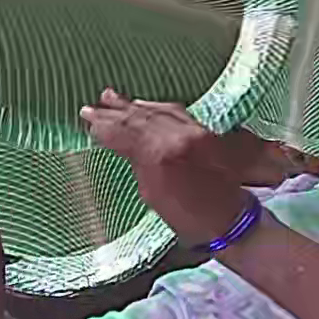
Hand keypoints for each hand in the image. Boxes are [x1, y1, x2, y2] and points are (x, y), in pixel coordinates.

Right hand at [80, 90, 256, 246]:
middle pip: (138, 117)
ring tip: (110, 98)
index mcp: (159, 155)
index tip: (87, 120)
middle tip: (90, 108)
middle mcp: (176, 136)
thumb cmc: (187, 217)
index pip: (123, 132)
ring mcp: (192, 130)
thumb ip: (136, 161)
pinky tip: (142, 104)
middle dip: (112, 112)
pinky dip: (154, 106)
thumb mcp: (151, 193)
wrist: (231, 220)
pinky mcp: (203, 130)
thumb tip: (121, 144)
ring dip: (131, 106)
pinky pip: (174, 110)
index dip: (103, 126)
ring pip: (155, 110)